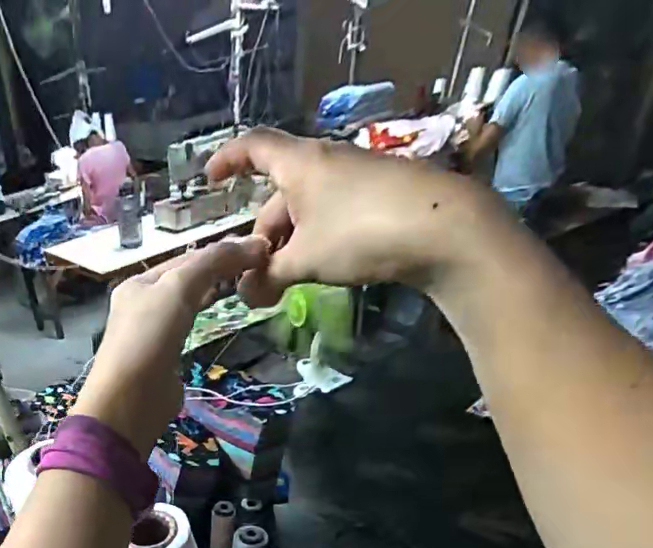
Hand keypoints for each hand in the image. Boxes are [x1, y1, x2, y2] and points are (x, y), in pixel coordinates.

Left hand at [72, 238, 270, 450]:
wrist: (130, 400)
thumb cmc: (149, 337)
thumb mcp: (178, 288)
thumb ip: (212, 263)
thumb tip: (255, 244)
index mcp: (138, 283)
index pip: (185, 258)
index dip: (221, 251)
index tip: (259, 248)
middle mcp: (142, 306)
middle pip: (186, 281)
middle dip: (218, 271)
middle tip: (257, 265)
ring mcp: (153, 336)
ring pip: (189, 305)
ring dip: (214, 294)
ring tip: (246, 285)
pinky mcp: (165, 361)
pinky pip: (190, 331)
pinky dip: (207, 320)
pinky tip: (223, 317)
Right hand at [206, 128, 518, 304]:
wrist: (443, 228)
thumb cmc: (359, 233)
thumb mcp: (305, 259)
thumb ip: (269, 276)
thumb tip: (246, 294)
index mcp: (300, 164)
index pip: (254, 147)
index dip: (228, 160)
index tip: (210, 180)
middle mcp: (326, 163)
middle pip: (279, 196)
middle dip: (262, 238)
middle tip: (257, 279)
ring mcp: (355, 179)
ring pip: (306, 211)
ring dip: (289, 246)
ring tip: (285, 283)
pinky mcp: (378, 198)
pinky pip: (332, 216)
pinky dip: (316, 241)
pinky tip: (320, 270)